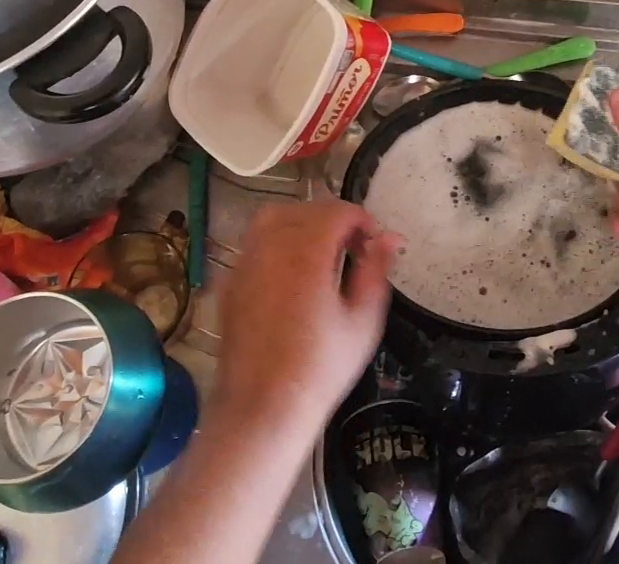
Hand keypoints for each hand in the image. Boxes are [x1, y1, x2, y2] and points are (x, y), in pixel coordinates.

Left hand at [209, 201, 400, 438]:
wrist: (263, 409)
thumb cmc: (320, 368)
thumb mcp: (362, 321)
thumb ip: (375, 270)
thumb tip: (389, 238)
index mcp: (305, 252)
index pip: (336, 211)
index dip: (361, 219)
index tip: (374, 241)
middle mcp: (270, 247)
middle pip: (304, 210)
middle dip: (333, 219)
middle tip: (353, 248)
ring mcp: (244, 263)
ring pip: (272, 219)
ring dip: (301, 223)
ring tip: (321, 253)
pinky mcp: (229, 282)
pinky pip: (253, 245)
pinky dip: (275, 244)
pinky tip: (290, 274)